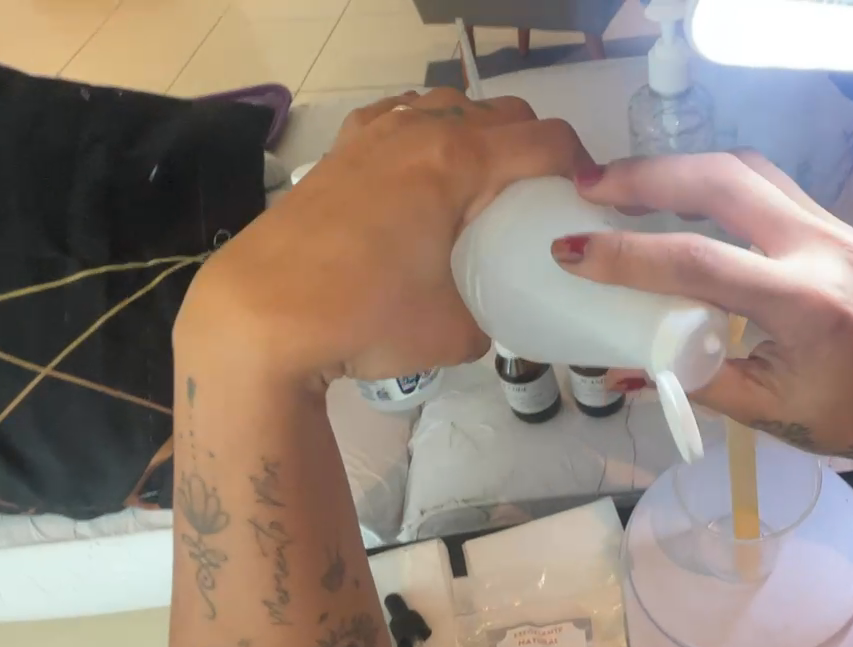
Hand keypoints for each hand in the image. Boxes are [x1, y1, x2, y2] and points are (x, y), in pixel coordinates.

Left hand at [176, 88, 589, 382]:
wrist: (265, 316)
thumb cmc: (369, 320)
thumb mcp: (458, 334)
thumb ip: (496, 314)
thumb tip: (498, 314)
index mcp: (459, 164)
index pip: (546, 139)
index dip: (582, 167)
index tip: (587, 203)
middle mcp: (420, 130)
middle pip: (504, 113)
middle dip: (537, 149)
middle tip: (540, 202)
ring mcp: (375, 133)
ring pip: (453, 106)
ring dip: (484, 136)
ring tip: (485, 189)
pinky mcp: (343, 150)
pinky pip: (405, 118)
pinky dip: (433, 135)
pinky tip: (426, 178)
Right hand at [556, 152, 852, 481]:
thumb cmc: (840, 418)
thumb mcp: (758, 409)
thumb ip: (687, 380)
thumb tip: (617, 370)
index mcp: (802, 303)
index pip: (698, 263)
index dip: (627, 256)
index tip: (571, 250)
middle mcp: (820, 248)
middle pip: (722, 182)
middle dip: (647, 177)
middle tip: (591, 188)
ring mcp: (832, 229)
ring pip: (746, 168)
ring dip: (680, 169)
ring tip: (625, 185)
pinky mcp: (833, 226)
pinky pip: (766, 183)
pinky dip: (713, 181)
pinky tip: (681, 197)